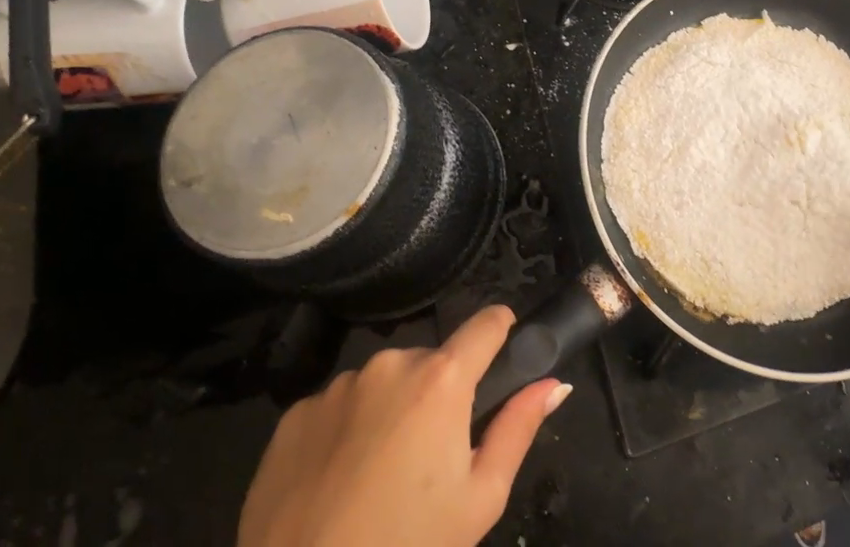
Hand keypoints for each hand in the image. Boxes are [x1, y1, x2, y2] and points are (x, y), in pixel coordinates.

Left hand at [237, 305, 569, 546]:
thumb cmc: (409, 543)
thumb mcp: (482, 496)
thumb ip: (520, 427)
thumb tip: (554, 383)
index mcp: (441, 379)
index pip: (485, 324)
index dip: (501, 332)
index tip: (503, 352)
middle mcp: (388, 366)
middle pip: (432, 361)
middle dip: (441, 393)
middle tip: (435, 455)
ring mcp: (336, 387)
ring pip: (383, 383)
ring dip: (392, 409)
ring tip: (383, 473)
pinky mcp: (295, 414)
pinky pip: (338, 406)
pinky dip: (348, 429)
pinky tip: (341, 480)